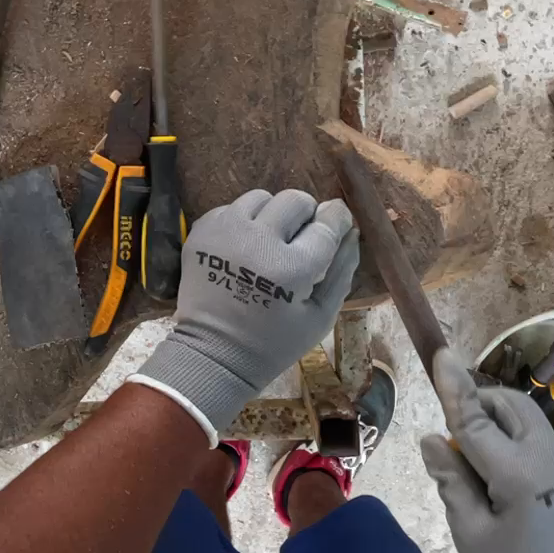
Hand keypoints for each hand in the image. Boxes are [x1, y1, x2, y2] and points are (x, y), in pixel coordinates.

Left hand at [133, 189, 357, 440]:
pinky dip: (243, 223)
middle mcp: (258, 240)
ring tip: (269, 243)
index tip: (338, 225)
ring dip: (273, 215)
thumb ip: (342, 271)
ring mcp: (225, 231)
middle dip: (305, 216)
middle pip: (295, 200)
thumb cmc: (274, 343)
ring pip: (261, 198)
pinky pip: (232, 208)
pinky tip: (243, 249)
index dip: (337, 220)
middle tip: (300, 241)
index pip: (327, 222)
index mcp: (293, 267)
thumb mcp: (321, 316)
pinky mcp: (202, 231)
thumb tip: (351, 231)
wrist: (214, 354)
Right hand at [421, 355, 553, 552]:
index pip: (474, 419)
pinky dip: (517, 443)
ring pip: (526, 418)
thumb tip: (433, 439)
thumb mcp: (474, 540)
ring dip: (498, 422)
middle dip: (478, 403)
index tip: (441, 353)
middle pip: (507, 403)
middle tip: (459, 440)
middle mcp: (549, 456)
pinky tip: (513, 488)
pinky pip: (541, 440)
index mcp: (518, 474)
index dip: (454, 386)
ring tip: (484, 467)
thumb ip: (451, 484)